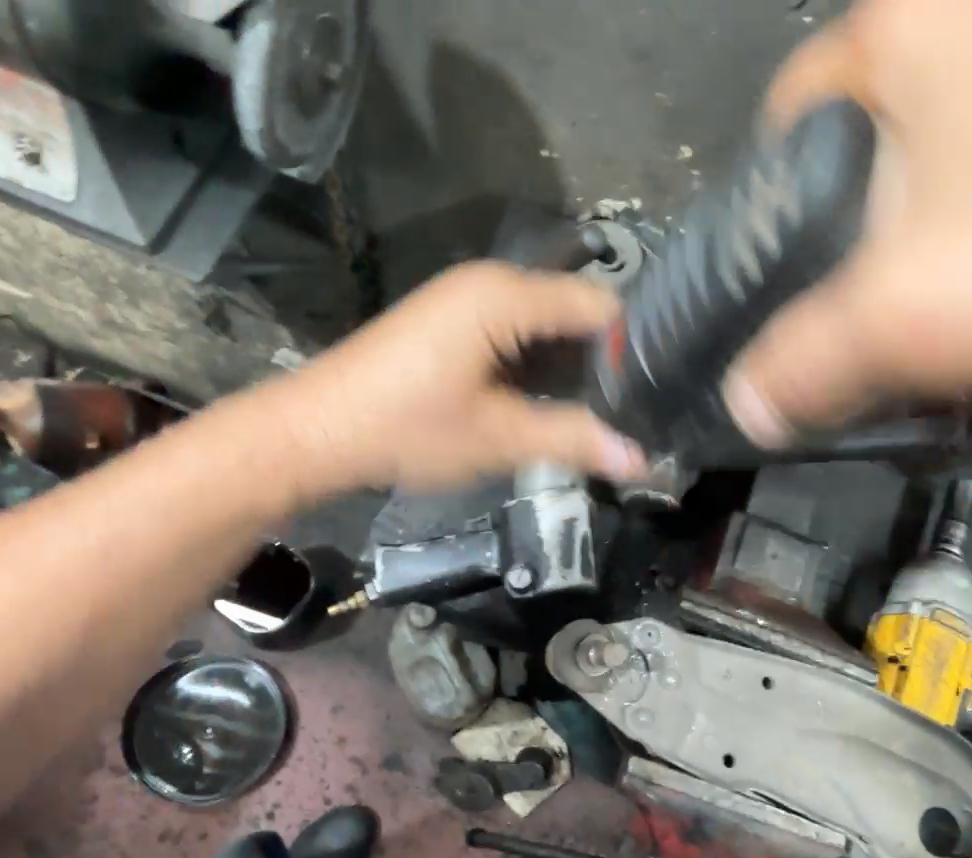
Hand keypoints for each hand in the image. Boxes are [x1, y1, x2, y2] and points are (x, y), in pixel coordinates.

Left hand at [267, 262, 646, 490]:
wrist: (316, 431)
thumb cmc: (405, 429)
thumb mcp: (497, 437)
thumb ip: (573, 439)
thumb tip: (640, 458)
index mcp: (505, 297)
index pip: (600, 304)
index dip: (632, 348)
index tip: (656, 395)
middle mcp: (491, 284)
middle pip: (575, 311)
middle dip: (604, 361)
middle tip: (635, 414)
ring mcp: (468, 300)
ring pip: (546, 325)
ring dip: (570, 368)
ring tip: (601, 416)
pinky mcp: (453, 322)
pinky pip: (518, 333)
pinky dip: (538, 366)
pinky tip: (549, 405)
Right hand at [722, 0, 971, 444]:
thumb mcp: (913, 318)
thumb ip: (807, 363)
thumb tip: (750, 402)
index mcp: (901, 35)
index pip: (787, 118)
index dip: (780, 203)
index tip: (802, 260)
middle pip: (880, 127)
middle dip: (877, 210)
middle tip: (900, 283)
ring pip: (970, 121)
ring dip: (962, 196)